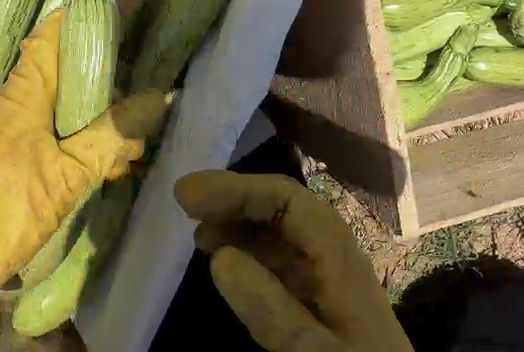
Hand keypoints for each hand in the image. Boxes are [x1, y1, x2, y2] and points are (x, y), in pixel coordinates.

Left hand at [0, 10, 169, 351]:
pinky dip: (77, 139)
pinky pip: (48, 132)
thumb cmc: (1, 207)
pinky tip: (103, 166)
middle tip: (144, 97)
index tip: (126, 5)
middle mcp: (13, 100)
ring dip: (96, 117)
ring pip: (60, 105)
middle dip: (107, 78)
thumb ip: (111, 135)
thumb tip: (157, 98)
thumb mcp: (66, 174)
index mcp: (25, 90)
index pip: (55, 32)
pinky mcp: (2, 158)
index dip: (88, 14)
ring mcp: (5, 129)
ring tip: (131, 148)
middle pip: (65, 70)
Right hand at [174, 170, 413, 351]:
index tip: (187, 194)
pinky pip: (284, 261)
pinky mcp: (327, 303)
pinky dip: (252, 255)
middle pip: (282, 208)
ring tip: (200, 235)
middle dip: (234, 199)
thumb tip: (220, 255)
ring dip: (240, 225)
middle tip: (186, 206)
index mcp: (337, 251)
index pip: (283, 198)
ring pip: (281, 233)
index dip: (235, 188)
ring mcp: (332, 278)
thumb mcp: (313, 351)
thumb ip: (270, 308)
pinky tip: (230, 266)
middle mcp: (335, 253)